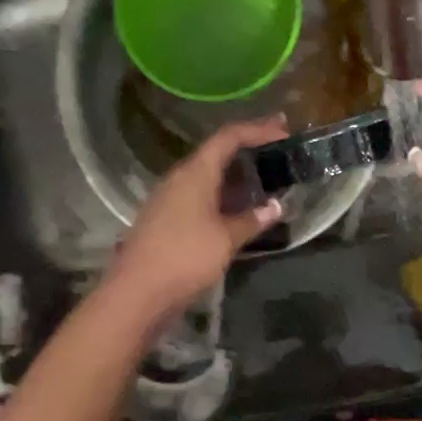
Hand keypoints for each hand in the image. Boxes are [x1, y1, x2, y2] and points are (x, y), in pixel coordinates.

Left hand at [103, 116, 287, 317]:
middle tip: (278, 154)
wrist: (139, 291)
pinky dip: (223, 198)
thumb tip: (275, 207)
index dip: (256, 130)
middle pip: (216, 155)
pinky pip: (200, 198)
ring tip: (265, 183)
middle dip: (248, 153)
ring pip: (208, 178)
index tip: (282, 129)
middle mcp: (180, 178)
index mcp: (195, 173)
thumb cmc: (185, 258)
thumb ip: (252, 220)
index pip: (228, 138)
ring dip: (236, 178)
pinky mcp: (166, 220)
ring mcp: (170, 199)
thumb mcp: (226, 239)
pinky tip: (238, 212)